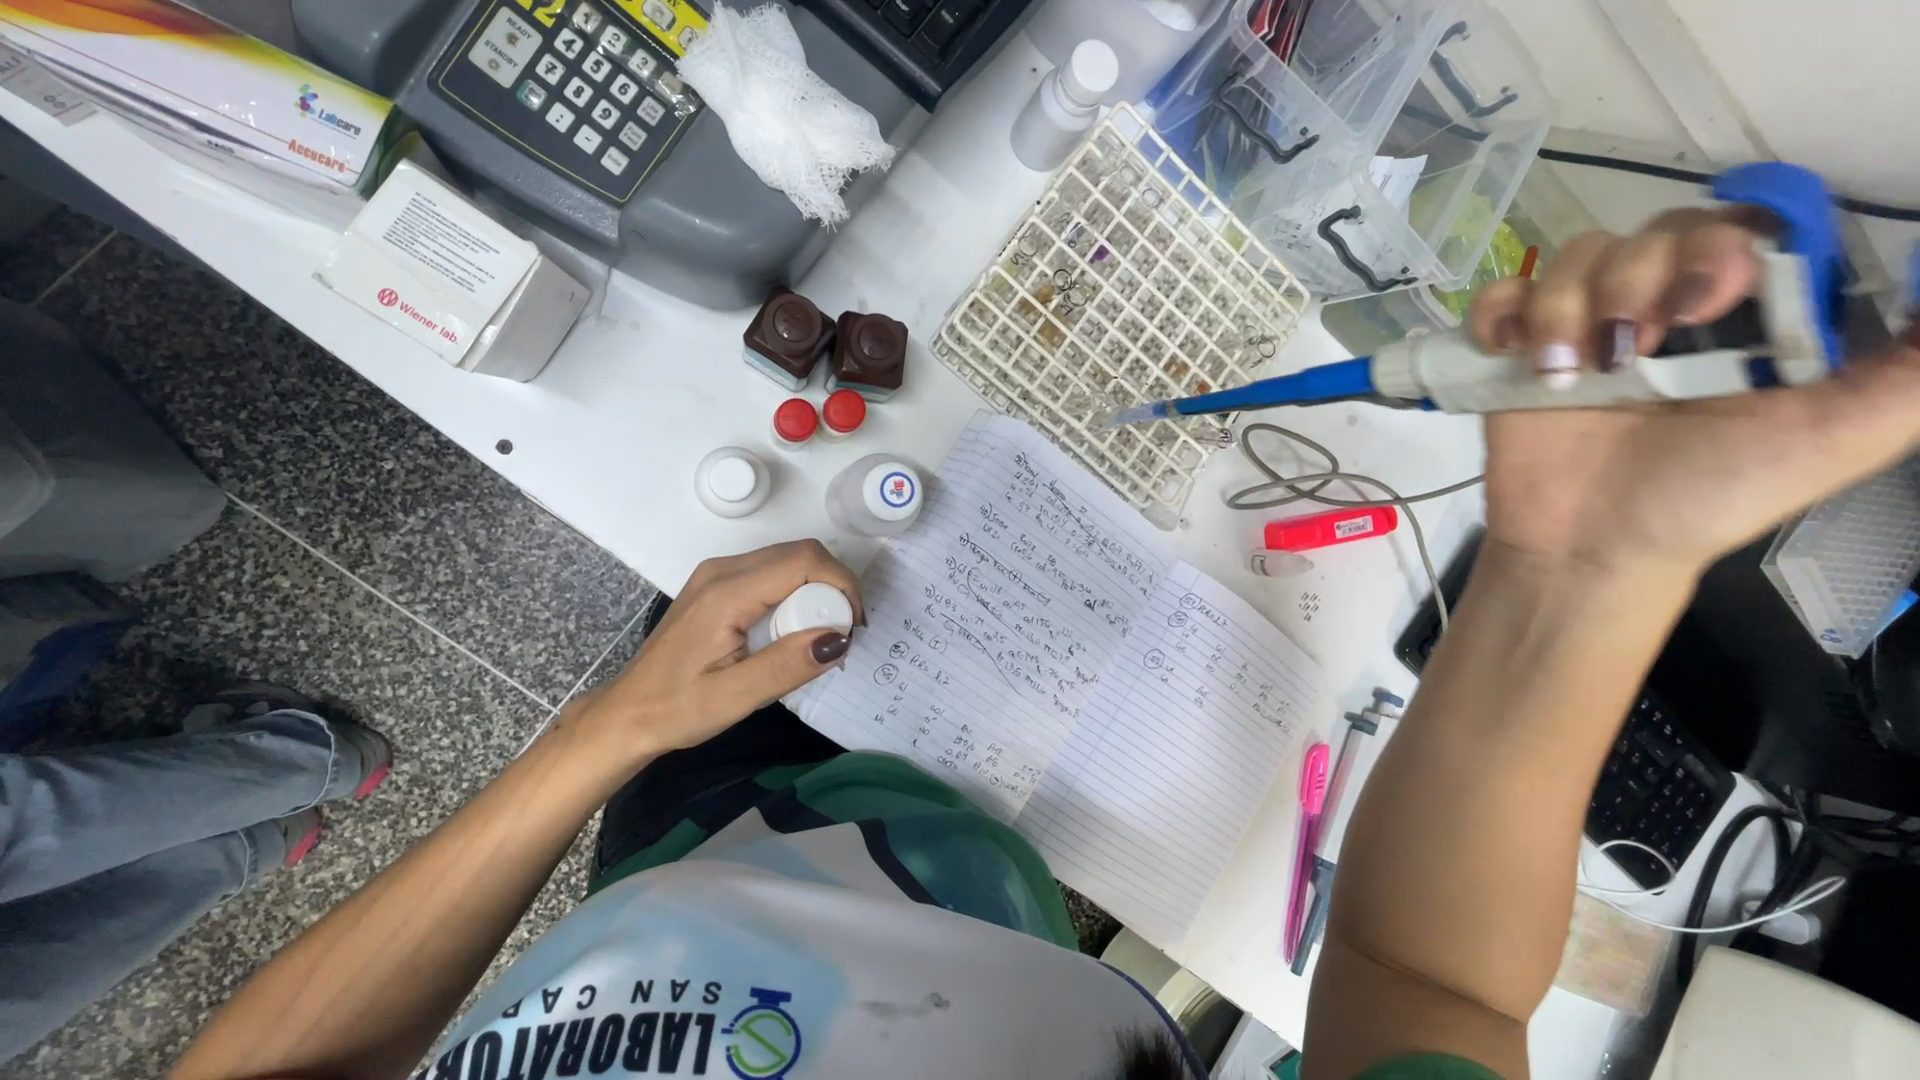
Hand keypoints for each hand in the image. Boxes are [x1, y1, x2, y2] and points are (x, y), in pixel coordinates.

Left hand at [563, 540, 864, 762]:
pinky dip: (795, 593)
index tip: (852, 627)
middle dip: (832, 587)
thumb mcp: (735, 698)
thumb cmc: (676, 710)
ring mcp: (716, 575)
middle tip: (840, 634)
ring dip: (816, 589)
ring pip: (787, 560)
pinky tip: (792, 631)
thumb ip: (787, 665)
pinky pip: (770, 572)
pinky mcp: (716, 586)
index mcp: (726, 593)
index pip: (804, 562)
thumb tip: (838, 637)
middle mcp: (722, 571)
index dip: (841, 585)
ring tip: (820, 636)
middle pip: (799, 554)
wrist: (626, 716)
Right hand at [1468, 207, 1919, 577]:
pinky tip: (1513, 350)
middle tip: (1639, 347)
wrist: (1592, 547)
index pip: (1744, 226)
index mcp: (1743, 318)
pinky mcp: (1515, 353)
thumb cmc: (1710, 495)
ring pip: (1574, 256)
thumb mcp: (1846, 434)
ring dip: (1568, 306)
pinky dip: (1499, 312)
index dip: (1724, 245)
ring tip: (1572, 373)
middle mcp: (1662, 311)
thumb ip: (1915, 365)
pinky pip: (1501, 294)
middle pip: (1652, 230)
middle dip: (1641, 277)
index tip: (1711, 304)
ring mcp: (1583, 330)